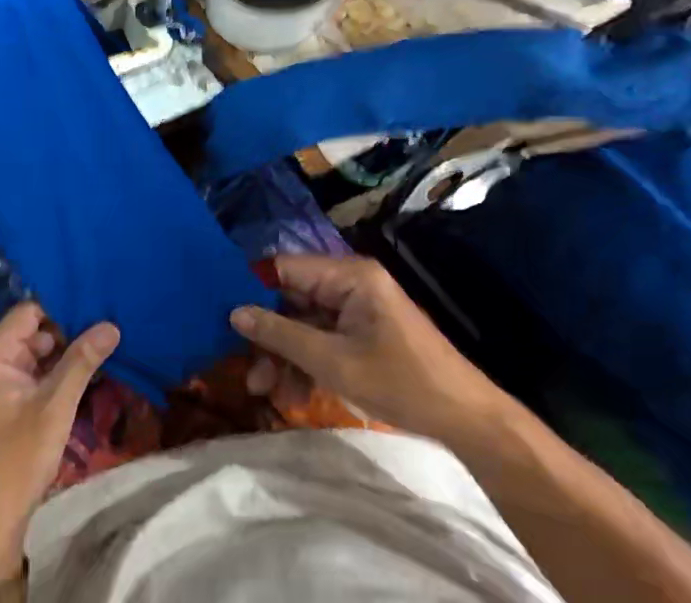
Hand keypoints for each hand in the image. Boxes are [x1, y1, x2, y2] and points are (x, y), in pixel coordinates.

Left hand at [0, 302, 118, 591]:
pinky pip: (35, 371)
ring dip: (67, 352)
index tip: (98, 305)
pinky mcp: (7, 397)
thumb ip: (81, 361)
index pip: (29, 312)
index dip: (62, 308)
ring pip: (37, 351)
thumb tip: (111, 324)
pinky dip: (58, 371)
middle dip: (69, 330)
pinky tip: (89, 369)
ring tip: (107, 342)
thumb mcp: (55, 406)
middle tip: (110, 325)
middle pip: (34, 330)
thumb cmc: (18, 457)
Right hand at [231, 255, 515, 447]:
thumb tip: (234, 313)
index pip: (283, 268)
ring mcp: (356, 310)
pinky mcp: (361, 333)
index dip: (251, 288)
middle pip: (290, 299)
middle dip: (268, 337)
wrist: (469, 423)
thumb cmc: (401, 383)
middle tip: (248, 370)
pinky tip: (293, 396)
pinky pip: (320, 340)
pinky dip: (305, 364)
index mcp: (348, 276)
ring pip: (302, 324)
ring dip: (283, 357)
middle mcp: (349, 284)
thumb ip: (280, 334)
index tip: (221, 313)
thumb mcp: (332, 361)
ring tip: (267, 392)